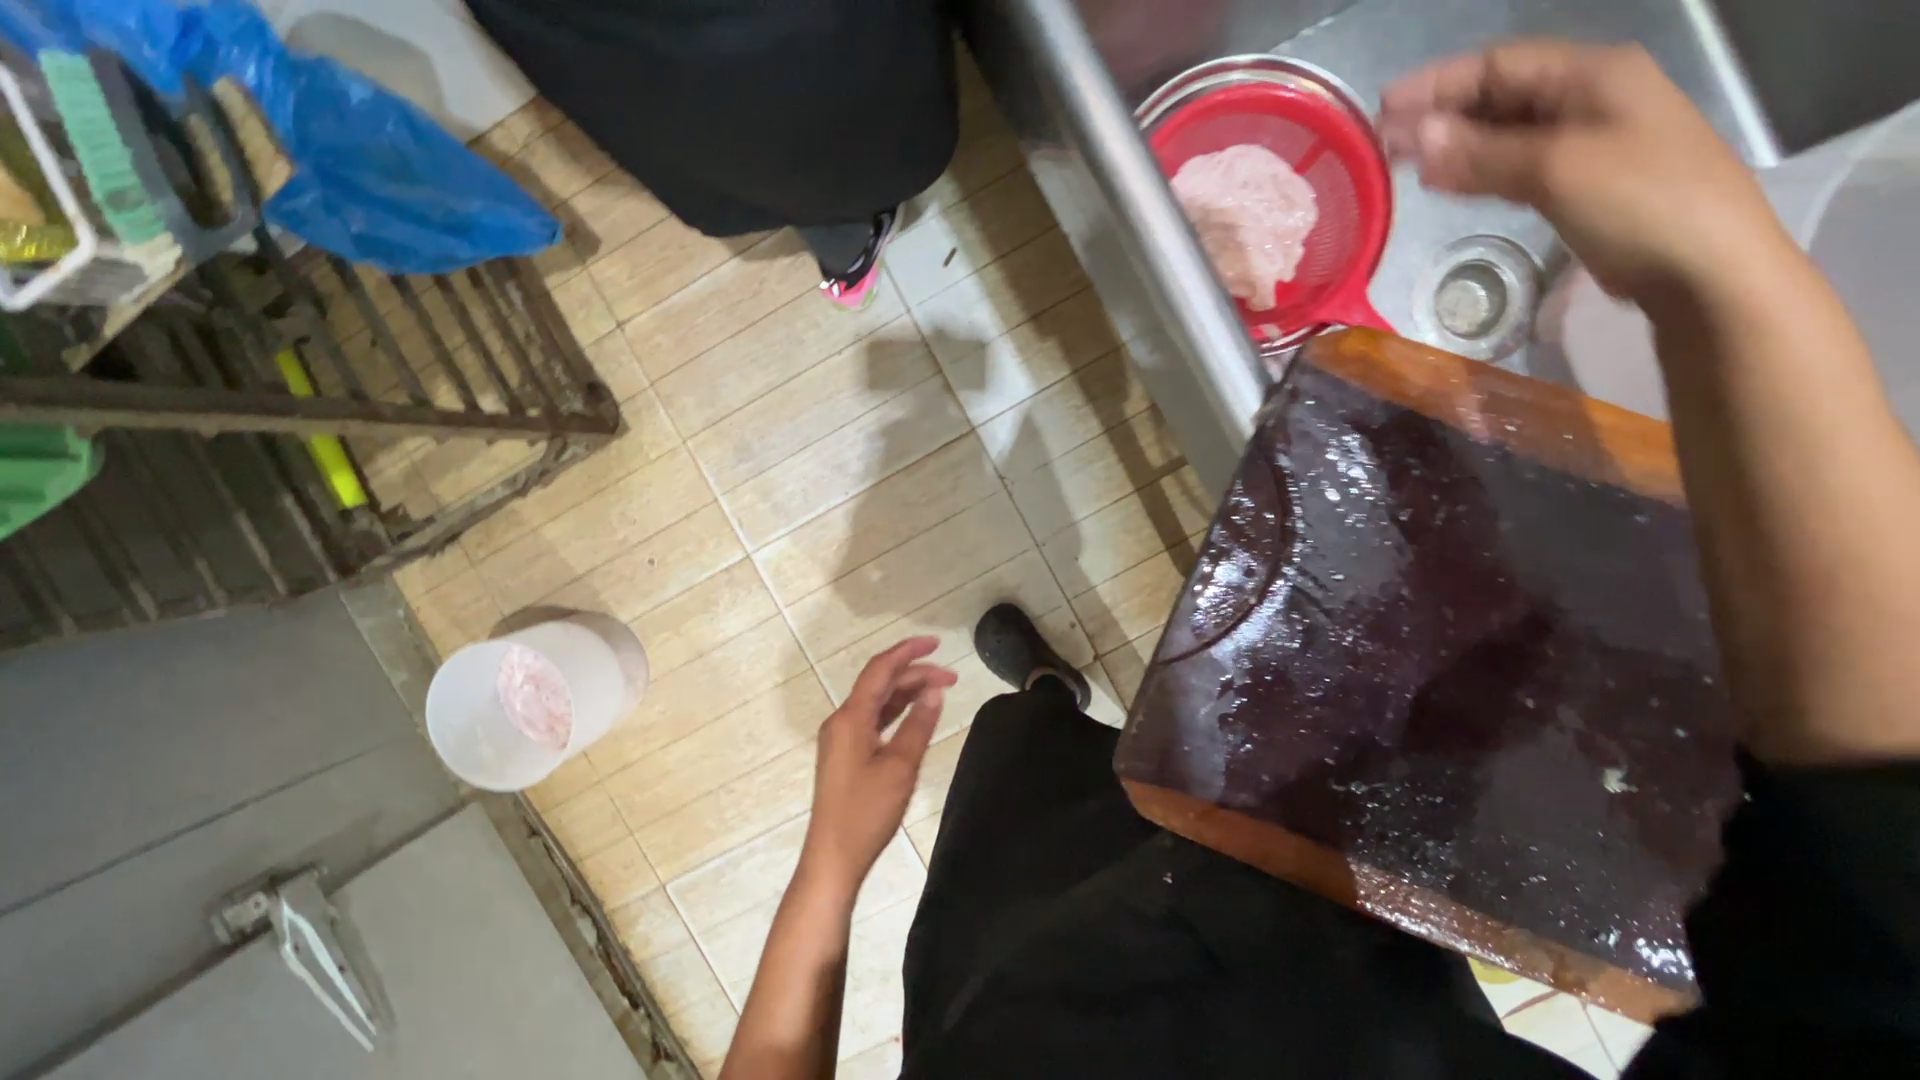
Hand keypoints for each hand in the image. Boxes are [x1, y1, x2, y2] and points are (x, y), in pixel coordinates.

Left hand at [800, 637, 956, 892]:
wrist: (833, 856)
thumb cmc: (867, 812)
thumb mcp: (900, 767)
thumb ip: (918, 725)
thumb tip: (934, 692)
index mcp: (850, 718)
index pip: (880, 670)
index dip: (908, 651)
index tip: (936, 642)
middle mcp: (841, 721)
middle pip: (879, 684)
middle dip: (914, 674)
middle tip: (951, 677)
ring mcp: (841, 739)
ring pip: (877, 702)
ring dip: (907, 692)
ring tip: (940, 691)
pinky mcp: (845, 755)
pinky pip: (873, 720)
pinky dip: (896, 712)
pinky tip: (916, 715)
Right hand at [1378, 40, 1788, 304]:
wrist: (1705, 268)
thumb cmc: (1639, 202)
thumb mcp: (1555, 169)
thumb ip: (1480, 153)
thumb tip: (1414, 136)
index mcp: (1592, 74)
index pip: (1499, 64)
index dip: (1437, 83)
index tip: (1382, 107)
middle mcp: (1589, 97)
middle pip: (1500, 96)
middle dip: (1440, 114)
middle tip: (1383, 140)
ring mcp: (1587, 141)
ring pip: (1504, 133)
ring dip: (1454, 145)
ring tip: (1403, 162)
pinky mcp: (1581, 183)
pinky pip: (1516, 165)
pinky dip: (1478, 170)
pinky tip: (1446, 183)